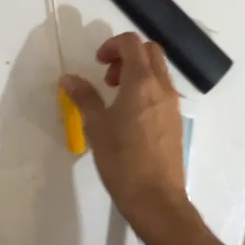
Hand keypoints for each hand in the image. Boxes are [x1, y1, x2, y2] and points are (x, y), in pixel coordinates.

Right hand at [59, 33, 187, 229]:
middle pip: (150, 51)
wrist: (157, 201)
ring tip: (116, 96)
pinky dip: (147, 89)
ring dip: (138, 71)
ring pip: (159, 70)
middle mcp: (162, 87)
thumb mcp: (96, 126)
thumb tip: (68, 79)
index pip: (131, 43)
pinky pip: (163, 91)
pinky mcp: (176, 122)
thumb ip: (84, 97)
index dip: (112, 45)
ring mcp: (172, 105)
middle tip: (108, 76)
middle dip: (127, 54)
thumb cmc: (123, 160)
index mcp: (141, 82)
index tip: (97, 63)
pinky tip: (130, 116)